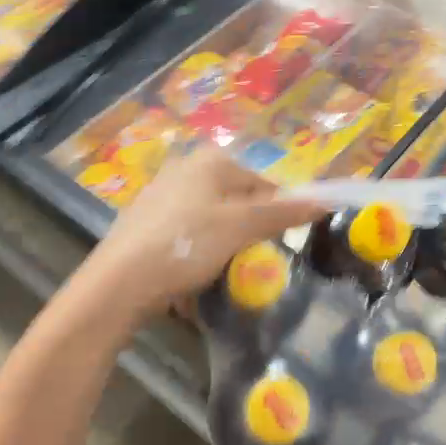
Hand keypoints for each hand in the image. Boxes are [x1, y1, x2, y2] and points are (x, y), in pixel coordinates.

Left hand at [86, 149, 326, 321]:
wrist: (119, 283)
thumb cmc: (186, 245)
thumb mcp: (241, 227)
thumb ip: (283, 213)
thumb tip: (325, 201)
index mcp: (210, 161)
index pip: (263, 182)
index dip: (279, 211)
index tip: (283, 242)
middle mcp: (184, 168)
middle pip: (236, 199)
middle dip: (249, 228)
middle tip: (253, 258)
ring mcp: (160, 195)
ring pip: (212, 218)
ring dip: (225, 242)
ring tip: (225, 269)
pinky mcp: (144, 223)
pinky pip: (186, 233)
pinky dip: (197, 250)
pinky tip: (194, 274)